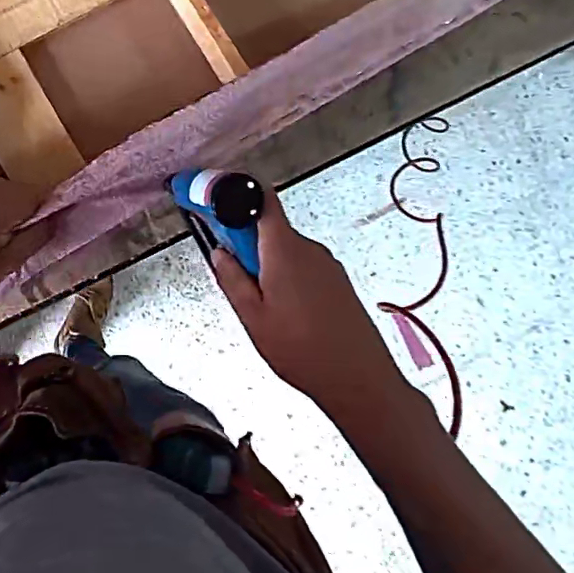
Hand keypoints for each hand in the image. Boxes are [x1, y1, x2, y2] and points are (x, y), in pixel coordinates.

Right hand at [210, 186, 409, 420]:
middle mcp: (308, 248)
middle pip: (269, 227)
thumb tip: (218, 253)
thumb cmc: (304, 350)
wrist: (358, 379)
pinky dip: (287, 277)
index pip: (261, 198)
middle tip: (232, 271)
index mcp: (283, 249)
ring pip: (285, 249)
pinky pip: (303, 266)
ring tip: (262, 305)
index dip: (236, 193)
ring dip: (267, 264)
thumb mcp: (252, 317)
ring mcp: (326, 264)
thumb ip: (231, 279)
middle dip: (246, 243)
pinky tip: (285, 312)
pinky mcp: (337, 281)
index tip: (215, 203)